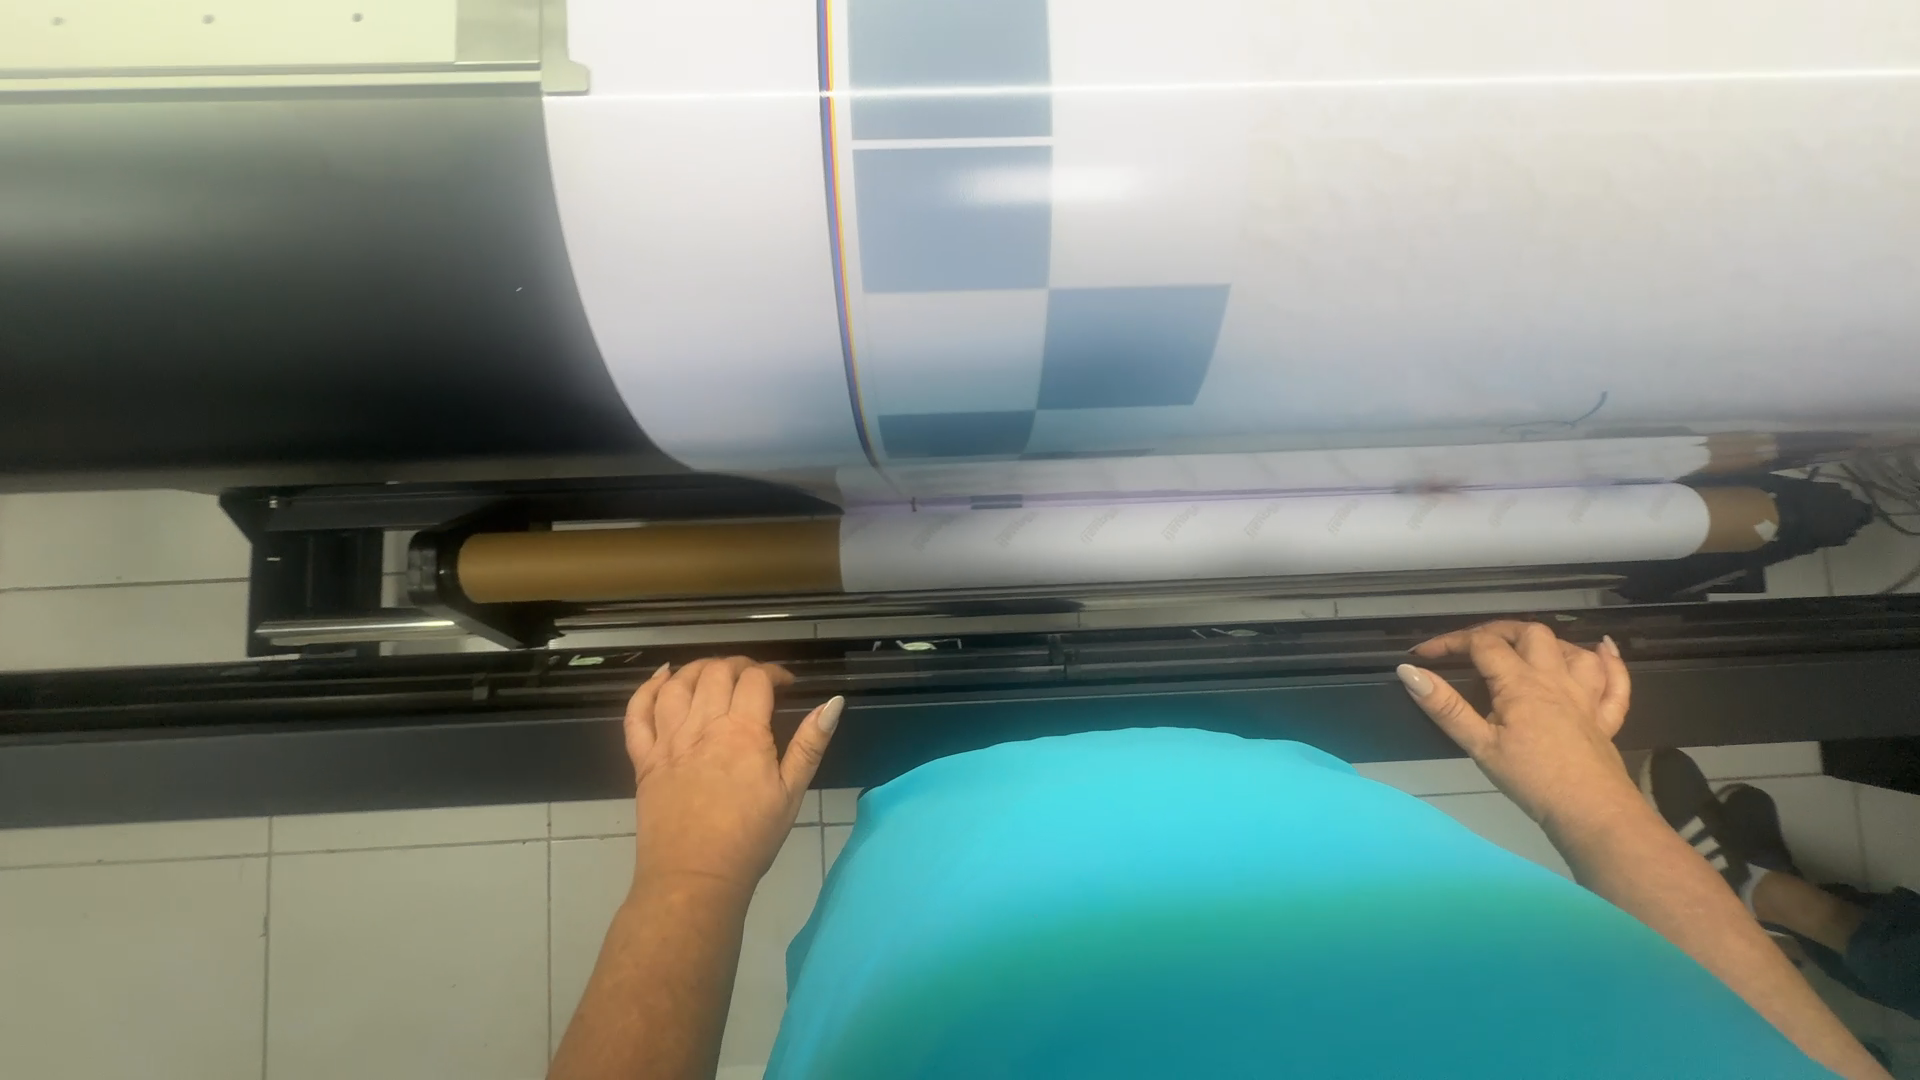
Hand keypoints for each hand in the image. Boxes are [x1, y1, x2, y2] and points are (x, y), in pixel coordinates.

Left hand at [624, 657, 843, 896]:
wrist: (695, 879)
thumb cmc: (750, 838)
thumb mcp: (792, 791)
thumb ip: (811, 743)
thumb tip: (834, 702)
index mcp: (743, 733)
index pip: (756, 679)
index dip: (774, 672)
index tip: (786, 684)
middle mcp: (703, 727)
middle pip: (716, 673)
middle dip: (739, 665)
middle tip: (754, 678)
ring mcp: (668, 742)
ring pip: (677, 685)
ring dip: (697, 668)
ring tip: (714, 671)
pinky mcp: (644, 760)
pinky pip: (637, 715)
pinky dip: (646, 689)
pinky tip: (662, 677)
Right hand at [1398, 621, 1636, 832]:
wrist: (1594, 815)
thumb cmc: (1531, 780)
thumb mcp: (1478, 744)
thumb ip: (1444, 706)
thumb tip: (1409, 671)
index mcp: (1521, 685)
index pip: (1482, 645)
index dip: (1449, 642)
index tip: (1421, 654)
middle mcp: (1556, 681)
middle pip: (1530, 634)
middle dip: (1496, 631)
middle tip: (1469, 646)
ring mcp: (1587, 698)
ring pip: (1572, 651)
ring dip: (1546, 642)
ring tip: (1522, 648)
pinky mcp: (1606, 718)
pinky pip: (1616, 681)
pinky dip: (1610, 660)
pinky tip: (1604, 647)